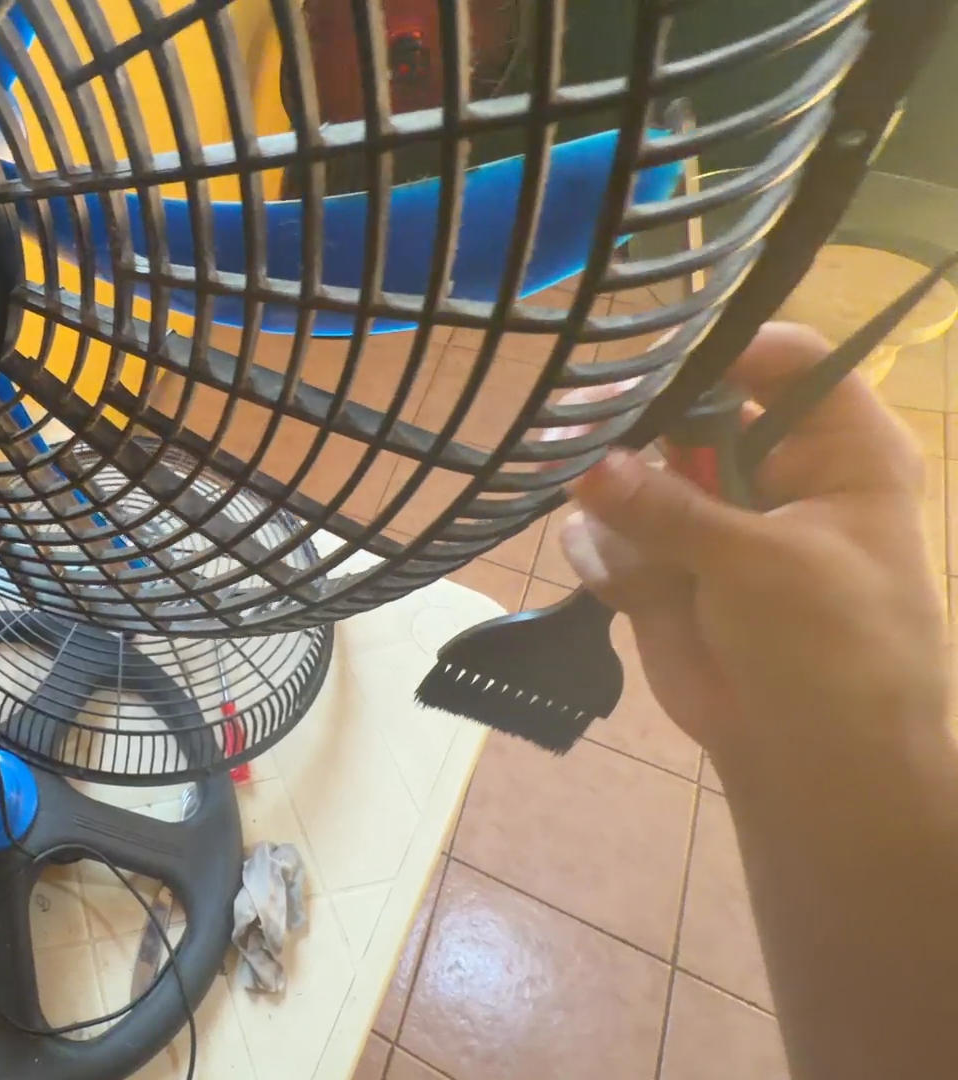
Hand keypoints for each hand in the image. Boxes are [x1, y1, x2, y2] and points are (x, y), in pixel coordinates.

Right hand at [561, 322, 947, 771]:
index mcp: (831, 452)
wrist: (805, 748)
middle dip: (628, 435)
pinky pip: (599, 535)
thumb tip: (580, 463)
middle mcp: (760, 473)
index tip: (638, 369)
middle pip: (680, 416)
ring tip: (632, 556)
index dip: (717, 352)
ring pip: (623, 478)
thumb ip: (668, 508)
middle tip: (570, 443)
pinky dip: (603, 559)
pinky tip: (630, 592)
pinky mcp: (652, 560)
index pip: (781, 362)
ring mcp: (700, 518)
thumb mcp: (763, 564)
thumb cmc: (833, 645)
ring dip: (611, 511)